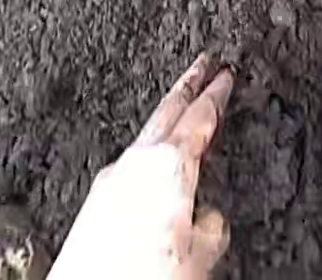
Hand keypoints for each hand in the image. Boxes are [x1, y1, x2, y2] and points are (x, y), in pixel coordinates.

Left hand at [49, 54, 234, 279]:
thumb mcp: (198, 260)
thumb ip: (211, 229)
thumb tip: (209, 219)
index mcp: (169, 165)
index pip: (200, 115)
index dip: (217, 92)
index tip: (226, 74)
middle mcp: (138, 161)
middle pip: (169, 109)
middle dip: (189, 82)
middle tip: (204, 62)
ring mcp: (112, 178)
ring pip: (148, 133)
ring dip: (168, 116)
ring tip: (182, 107)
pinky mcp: (95, 203)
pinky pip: (131, 161)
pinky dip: (149, 149)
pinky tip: (151, 166)